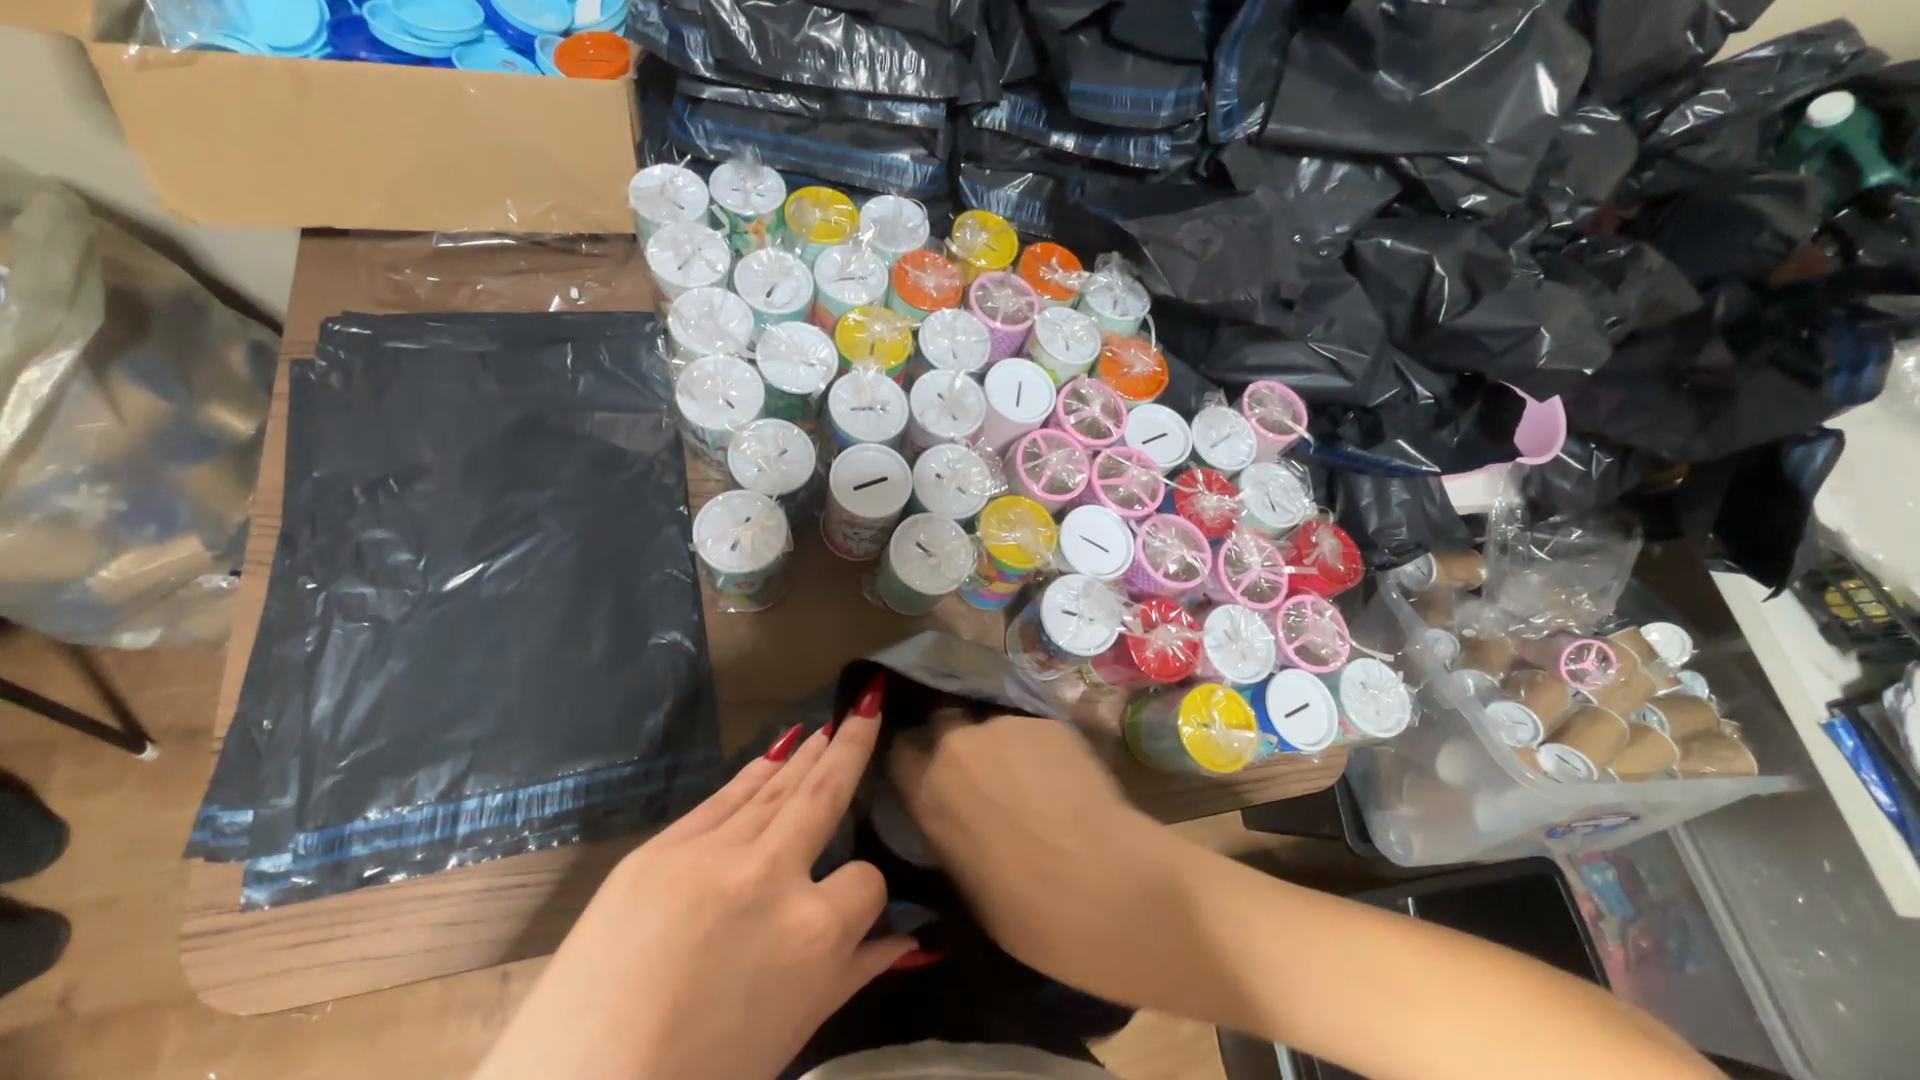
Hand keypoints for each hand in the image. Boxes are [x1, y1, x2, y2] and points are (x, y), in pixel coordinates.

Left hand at [475, 676, 910, 1079]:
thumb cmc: (706, 1069)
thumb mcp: (796, 1027)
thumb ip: (857, 970)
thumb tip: (912, 939)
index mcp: (812, 931)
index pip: (866, 881)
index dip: (869, 897)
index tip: (856, 914)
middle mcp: (768, 873)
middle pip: (822, 795)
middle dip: (851, 747)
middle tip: (869, 705)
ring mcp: (708, 853)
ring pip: (772, 789)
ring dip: (804, 755)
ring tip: (828, 726)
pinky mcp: (659, 848)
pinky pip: (722, 801)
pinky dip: (752, 776)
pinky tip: (773, 754)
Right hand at [888, 711, 1192, 1008]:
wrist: (1104, 887)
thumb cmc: (1027, 914)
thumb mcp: (964, 881)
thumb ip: (951, 833)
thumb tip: (961, 820)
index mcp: (927, 793)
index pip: (902, 750)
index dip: (917, 759)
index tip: (931, 774)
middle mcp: (956, 747)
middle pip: (944, 723)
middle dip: (957, 742)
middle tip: (984, 774)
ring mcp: (1004, 727)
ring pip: (993, 726)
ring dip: (1004, 747)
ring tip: (1034, 779)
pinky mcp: (1050, 722)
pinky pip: (1033, 731)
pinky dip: (1042, 750)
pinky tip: (1065, 778)